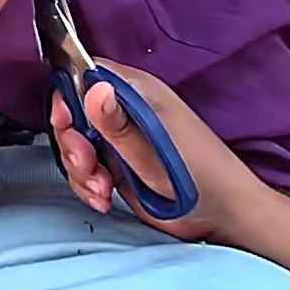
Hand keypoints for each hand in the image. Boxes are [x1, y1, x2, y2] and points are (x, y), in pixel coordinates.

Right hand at [49, 60, 282, 246]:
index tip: (66, 124)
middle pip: (76, 111)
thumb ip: (118, 124)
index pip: (87, 74)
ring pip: (78, 142)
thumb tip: (93, 87)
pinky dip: (88, 183)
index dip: (68, 94)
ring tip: (101, 189)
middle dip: (73, 142)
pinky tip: (103, 198)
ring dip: (80, 169)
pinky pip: (88, 167)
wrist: (223, 215)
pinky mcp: (120, 163)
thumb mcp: (151, 153)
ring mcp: (122, 137)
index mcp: (138, 92)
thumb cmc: (198, 177)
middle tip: (88, 166)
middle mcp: (127, 110)